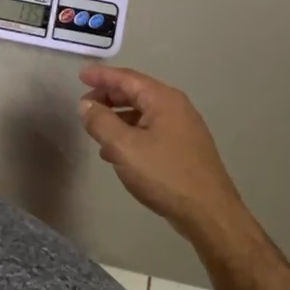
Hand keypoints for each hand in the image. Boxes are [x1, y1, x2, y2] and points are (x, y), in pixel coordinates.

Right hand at [79, 65, 248, 241]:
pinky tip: (118, 151)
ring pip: (143, 113)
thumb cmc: (164, 174)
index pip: (126, 78)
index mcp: (163, 100)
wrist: (209, 213)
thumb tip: (86, 105)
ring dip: (118, 117)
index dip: (102, 75)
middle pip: (136, 92)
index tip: (80, 75)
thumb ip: (100, 121)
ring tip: (97, 130)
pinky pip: (151, 130)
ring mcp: (184, 129)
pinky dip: (131, 132)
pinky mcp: (185, 149)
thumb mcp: (123, 146)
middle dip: (108, 96)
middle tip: (85, 105)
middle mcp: (176, 108)